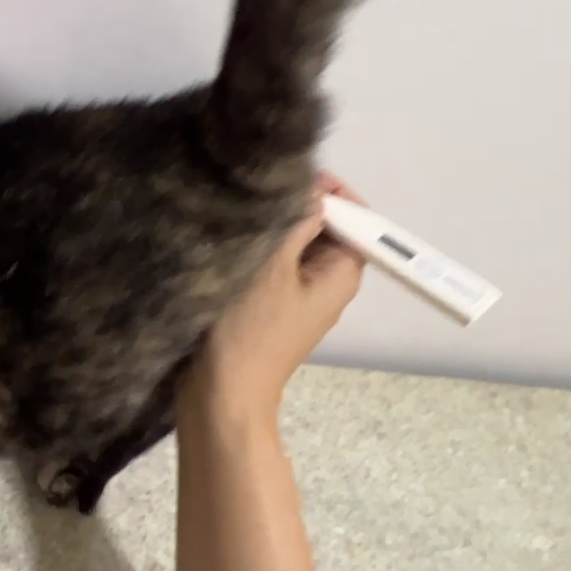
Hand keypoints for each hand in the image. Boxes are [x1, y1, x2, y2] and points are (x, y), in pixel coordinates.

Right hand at [186, 173, 366, 423]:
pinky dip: (251, 252)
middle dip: (287, 207)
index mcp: (342, 271)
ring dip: (263, 230)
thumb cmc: (248, 330)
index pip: (351, 214)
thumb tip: (308, 184)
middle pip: (318, 227)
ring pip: (288, 246)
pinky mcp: (266, 307)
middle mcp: (327, 281)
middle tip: (246, 194)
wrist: (219, 394)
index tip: (279, 176)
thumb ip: (294, 220)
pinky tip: (222, 246)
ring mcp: (296, 297)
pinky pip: (267, 266)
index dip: (321, 189)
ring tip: (229, 217)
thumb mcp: (271, 266)